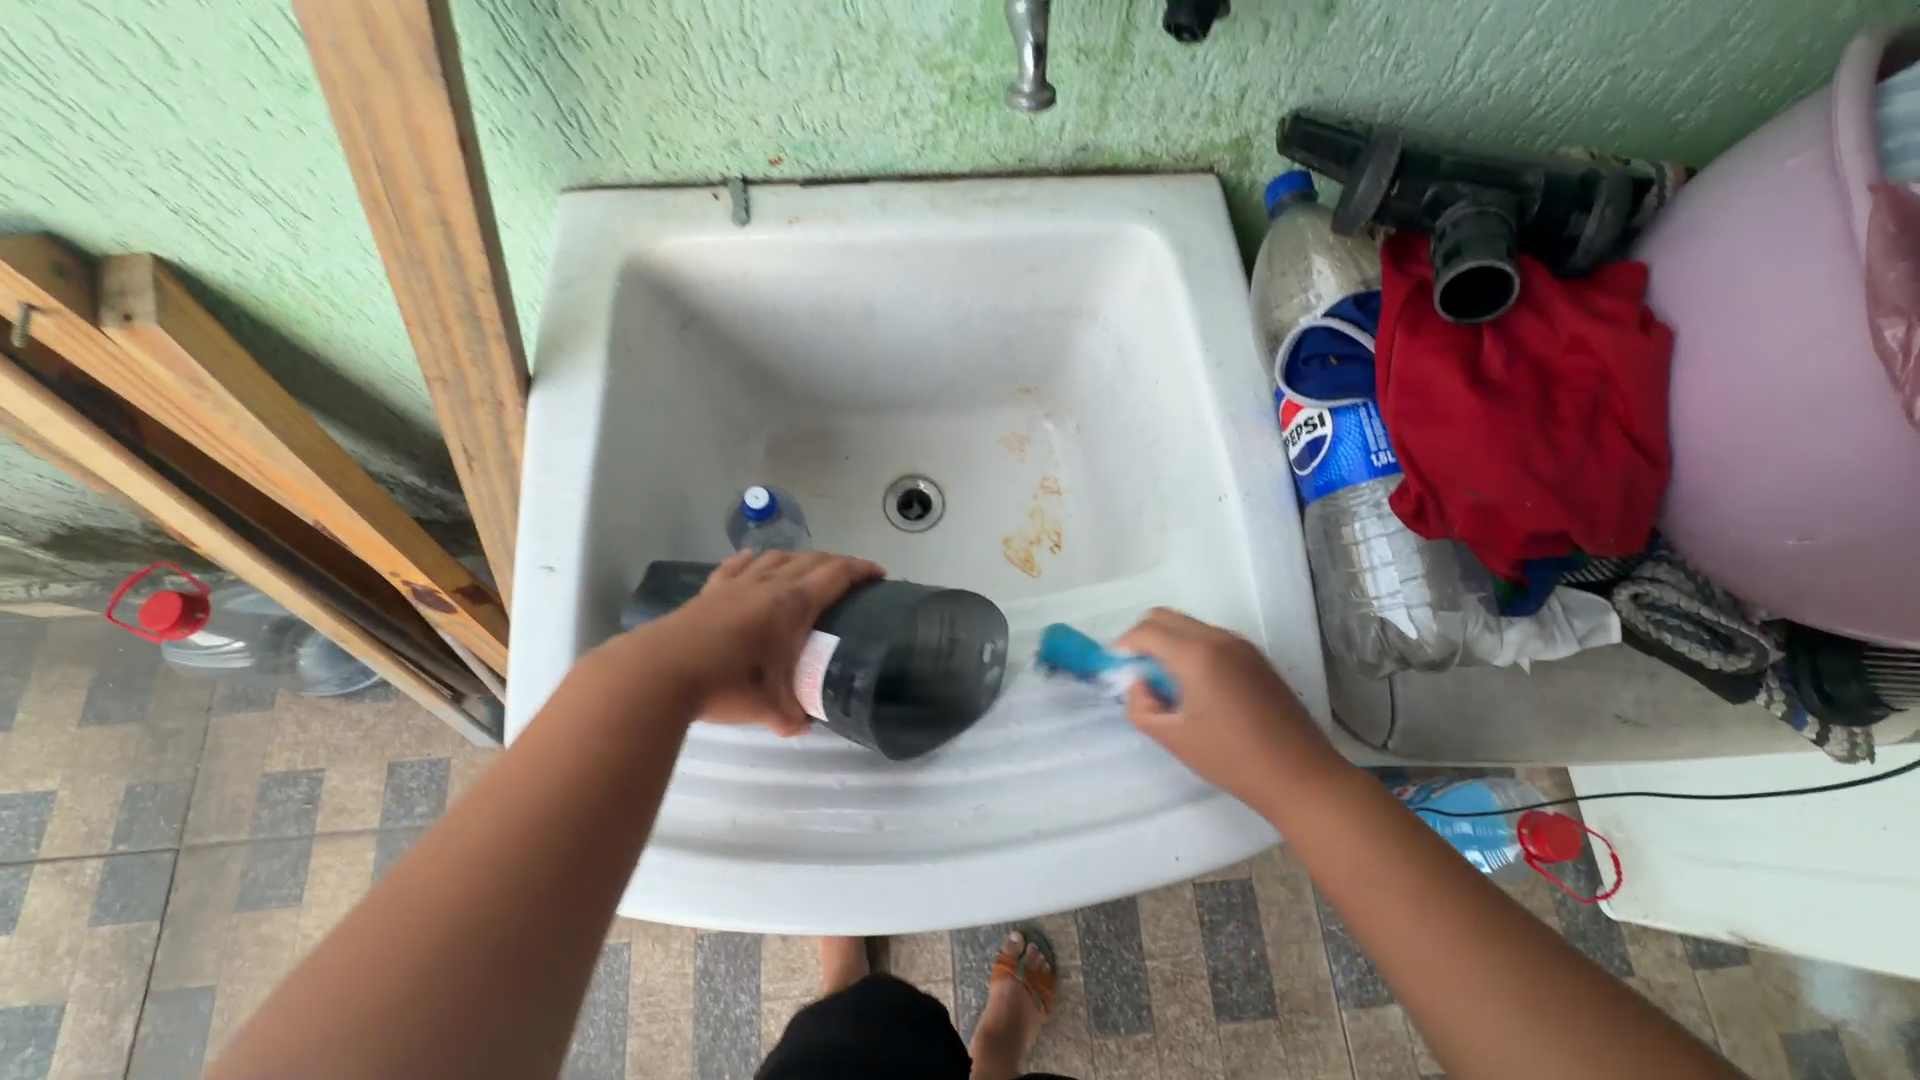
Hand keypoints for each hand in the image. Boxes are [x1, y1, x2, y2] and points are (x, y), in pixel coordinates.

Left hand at [649, 550, 883, 735]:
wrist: (659, 673)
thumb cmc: (726, 685)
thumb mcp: (769, 707)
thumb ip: (790, 716)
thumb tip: (799, 727)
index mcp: (793, 604)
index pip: (837, 574)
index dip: (861, 571)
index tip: (879, 575)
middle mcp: (768, 585)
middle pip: (811, 559)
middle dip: (836, 563)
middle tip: (851, 578)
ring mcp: (735, 584)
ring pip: (775, 557)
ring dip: (798, 558)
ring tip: (807, 570)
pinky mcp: (709, 592)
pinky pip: (738, 565)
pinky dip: (755, 559)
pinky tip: (755, 560)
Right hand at [1117, 608, 1341, 803]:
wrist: (1300, 775)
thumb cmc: (1231, 759)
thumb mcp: (1173, 738)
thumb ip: (1141, 706)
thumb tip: (1139, 683)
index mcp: (1197, 655)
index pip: (1146, 631)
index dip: (1123, 646)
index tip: (1116, 670)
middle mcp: (1220, 638)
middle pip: (1166, 617)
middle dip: (1143, 638)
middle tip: (1136, 673)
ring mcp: (1242, 645)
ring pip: (1189, 626)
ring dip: (1168, 644)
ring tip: (1165, 685)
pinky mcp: (1256, 658)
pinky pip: (1211, 639)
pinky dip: (1191, 650)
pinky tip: (1194, 688)